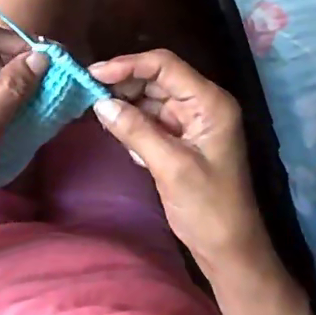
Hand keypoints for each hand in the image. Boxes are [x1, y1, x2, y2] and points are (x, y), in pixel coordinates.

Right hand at [88, 49, 270, 268]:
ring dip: (123, 101)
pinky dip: (130, 120)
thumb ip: (135, 131)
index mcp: (209, 103)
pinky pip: (149, 118)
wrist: (229, 249)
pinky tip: (114, 129)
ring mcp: (190, 121)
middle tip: (86, 91)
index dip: (128, 65)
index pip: (164, 66)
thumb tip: (100, 103)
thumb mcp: (170, 167)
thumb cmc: (208, 208)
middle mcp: (201, 104)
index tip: (93, 74)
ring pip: (149, 97)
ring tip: (94, 108)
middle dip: (122, 82)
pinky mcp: (179, 137)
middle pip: (155, 78)